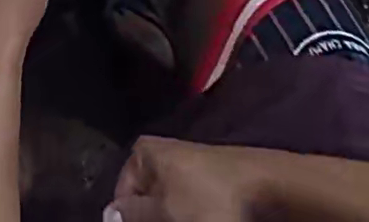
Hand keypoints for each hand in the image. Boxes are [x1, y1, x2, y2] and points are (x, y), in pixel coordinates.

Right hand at [107, 137, 276, 221]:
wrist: (261, 188)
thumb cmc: (207, 198)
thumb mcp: (166, 211)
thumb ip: (134, 214)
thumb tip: (108, 215)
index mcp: (143, 153)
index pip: (122, 196)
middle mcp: (158, 155)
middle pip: (145, 202)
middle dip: (151, 221)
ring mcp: (182, 168)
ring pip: (167, 208)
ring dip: (171, 220)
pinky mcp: (203, 182)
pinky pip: (185, 207)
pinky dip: (188, 219)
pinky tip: (201, 221)